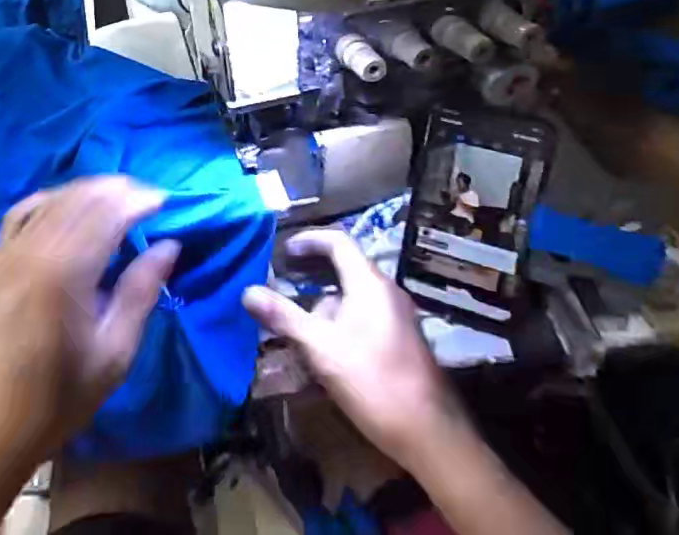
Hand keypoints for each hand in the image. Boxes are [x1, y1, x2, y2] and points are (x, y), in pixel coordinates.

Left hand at [0, 176, 182, 465]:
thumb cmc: (59, 397)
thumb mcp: (114, 352)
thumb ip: (141, 291)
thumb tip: (169, 245)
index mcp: (66, 270)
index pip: (108, 212)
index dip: (139, 200)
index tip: (165, 201)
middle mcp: (35, 248)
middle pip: (82, 197)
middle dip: (119, 189)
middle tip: (148, 198)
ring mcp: (10, 250)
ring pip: (54, 198)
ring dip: (90, 190)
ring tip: (118, 197)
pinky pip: (23, 210)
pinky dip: (51, 198)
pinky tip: (67, 204)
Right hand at [241, 229, 461, 463]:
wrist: (432, 437)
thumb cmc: (373, 382)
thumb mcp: (320, 348)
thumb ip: (283, 316)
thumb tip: (247, 292)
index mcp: (370, 284)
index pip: (338, 242)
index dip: (309, 240)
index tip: (283, 250)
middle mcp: (387, 293)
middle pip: (345, 266)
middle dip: (312, 271)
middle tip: (282, 278)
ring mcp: (397, 317)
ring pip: (353, 294)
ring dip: (323, 298)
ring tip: (296, 317)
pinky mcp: (401, 341)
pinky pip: (363, 314)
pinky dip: (339, 316)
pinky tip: (323, 345)